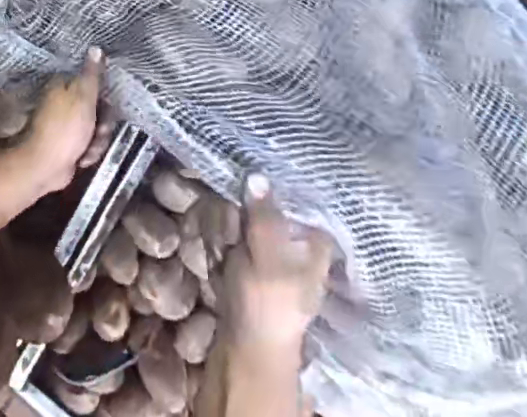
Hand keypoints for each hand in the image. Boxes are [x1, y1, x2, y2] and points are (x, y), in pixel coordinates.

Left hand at [16, 47, 102, 193]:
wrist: (45, 166)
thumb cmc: (65, 129)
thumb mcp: (82, 97)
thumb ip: (92, 74)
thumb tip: (96, 48)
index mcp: (64, 86)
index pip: (94, 84)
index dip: (105, 97)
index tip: (108, 107)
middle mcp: (63, 102)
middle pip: (98, 108)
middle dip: (102, 124)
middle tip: (99, 131)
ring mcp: (66, 124)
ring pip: (96, 128)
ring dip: (97, 141)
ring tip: (87, 149)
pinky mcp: (69, 143)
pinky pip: (88, 144)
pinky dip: (88, 152)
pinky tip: (82, 158)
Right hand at [224, 174, 333, 349]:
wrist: (243, 351)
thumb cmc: (268, 309)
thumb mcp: (270, 263)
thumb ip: (265, 218)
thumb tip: (257, 175)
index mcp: (312, 237)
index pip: (289, 191)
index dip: (263, 188)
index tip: (242, 190)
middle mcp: (288, 233)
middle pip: (250, 198)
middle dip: (232, 219)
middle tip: (230, 242)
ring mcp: (262, 241)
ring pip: (230, 210)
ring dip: (219, 233)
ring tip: (222, 259)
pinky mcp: (240, 250)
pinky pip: (220, 227)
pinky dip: (214, 241)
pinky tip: (216, 260)